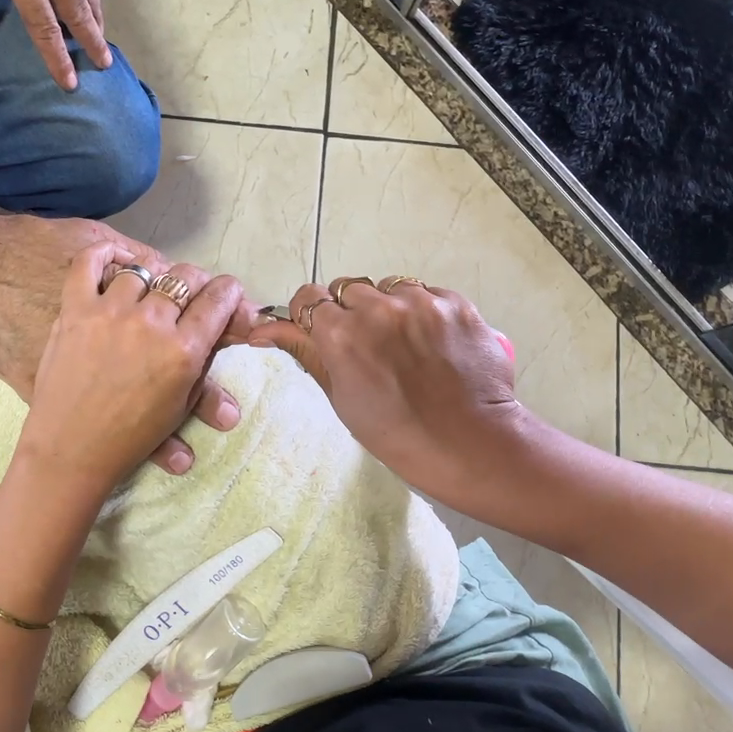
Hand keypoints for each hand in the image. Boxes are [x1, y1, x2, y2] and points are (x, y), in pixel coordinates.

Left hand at [16, 244, 244, 487]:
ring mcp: (110, 311)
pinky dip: (105, 254)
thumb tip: (241, 343)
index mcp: (183, 350)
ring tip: (149, 290)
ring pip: (142, 270)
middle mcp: (151, 322)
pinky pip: (89, 263)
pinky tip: (116, 260)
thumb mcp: (180, 406)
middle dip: (196, 282)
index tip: (226, 294)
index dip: (228, 292)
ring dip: (152, 277)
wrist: (70, 448)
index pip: (217, 300)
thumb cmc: (130, 436)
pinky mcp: (75, 309)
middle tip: (191, 294)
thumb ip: (206, 367)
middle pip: (184, 277)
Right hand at [248, 277, 523, 503]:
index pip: (309, 297)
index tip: (323, 332)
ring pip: (388, 287)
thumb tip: (262, 330)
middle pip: (349, 289)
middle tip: (367, 344)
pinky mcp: (454, 303)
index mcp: (340, 334)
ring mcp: (420, 302)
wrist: (470, 444)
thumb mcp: (340, 397)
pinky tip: (432, 342)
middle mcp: (377, 309)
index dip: (313, 314)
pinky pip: (427, 294)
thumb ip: (305, 353)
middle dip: (351, 311)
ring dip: (388, 307)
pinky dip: (423, 312)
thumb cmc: (396, 433)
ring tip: (404, 343)